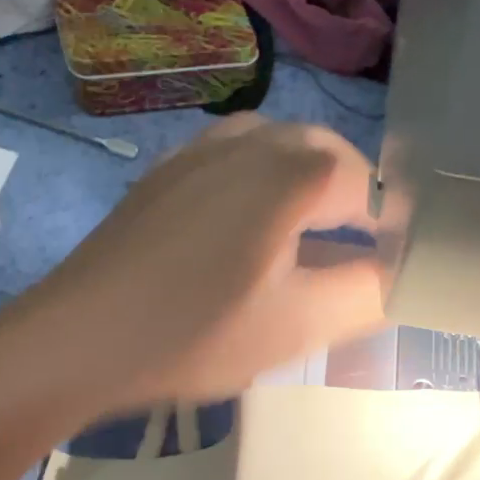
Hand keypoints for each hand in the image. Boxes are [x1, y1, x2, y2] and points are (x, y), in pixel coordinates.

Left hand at [11, 114, 385, 411]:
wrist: (81, 338)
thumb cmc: (198, 334)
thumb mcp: (298, 327)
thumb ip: (365, 294)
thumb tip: (397, 273)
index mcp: (289, 173)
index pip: (369, 182)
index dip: (390, 225)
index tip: (392, 268)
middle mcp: (248, 141)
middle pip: (325, 152)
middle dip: (353, 197)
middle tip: (357, 255)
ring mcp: (199, 151)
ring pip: (277, 148)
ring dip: (306, 184)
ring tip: (308, 239)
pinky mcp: (166, 173)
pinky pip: (233, 158)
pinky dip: (261, 183)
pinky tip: (248, 232)